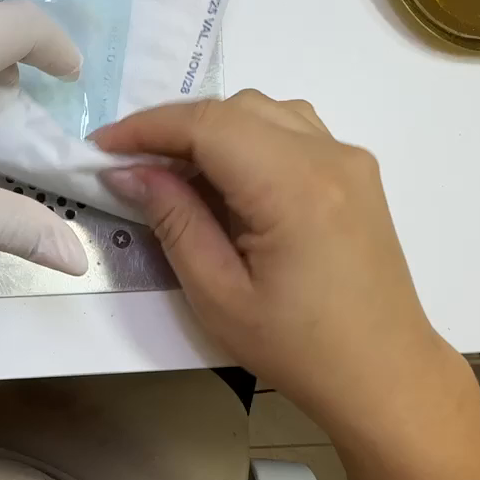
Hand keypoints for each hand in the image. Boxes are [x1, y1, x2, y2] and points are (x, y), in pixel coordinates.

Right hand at [92, 90, 465, 443]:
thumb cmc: (293, 346)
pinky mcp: (353, 175)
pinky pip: (289, 131)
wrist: (379, 371)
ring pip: (263, 112)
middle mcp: (329, 157)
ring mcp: (348, 161)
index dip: (147, 128)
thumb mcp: (216, 293)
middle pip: (236, 109)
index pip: (209, 125)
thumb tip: (131, 172)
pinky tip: (221, 181)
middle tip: (129, 167)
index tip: (100, 147)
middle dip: (173, 128)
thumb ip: (174, 221)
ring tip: (171, 174)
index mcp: (294, 188)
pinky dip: (243, 140)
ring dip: (209, 131)